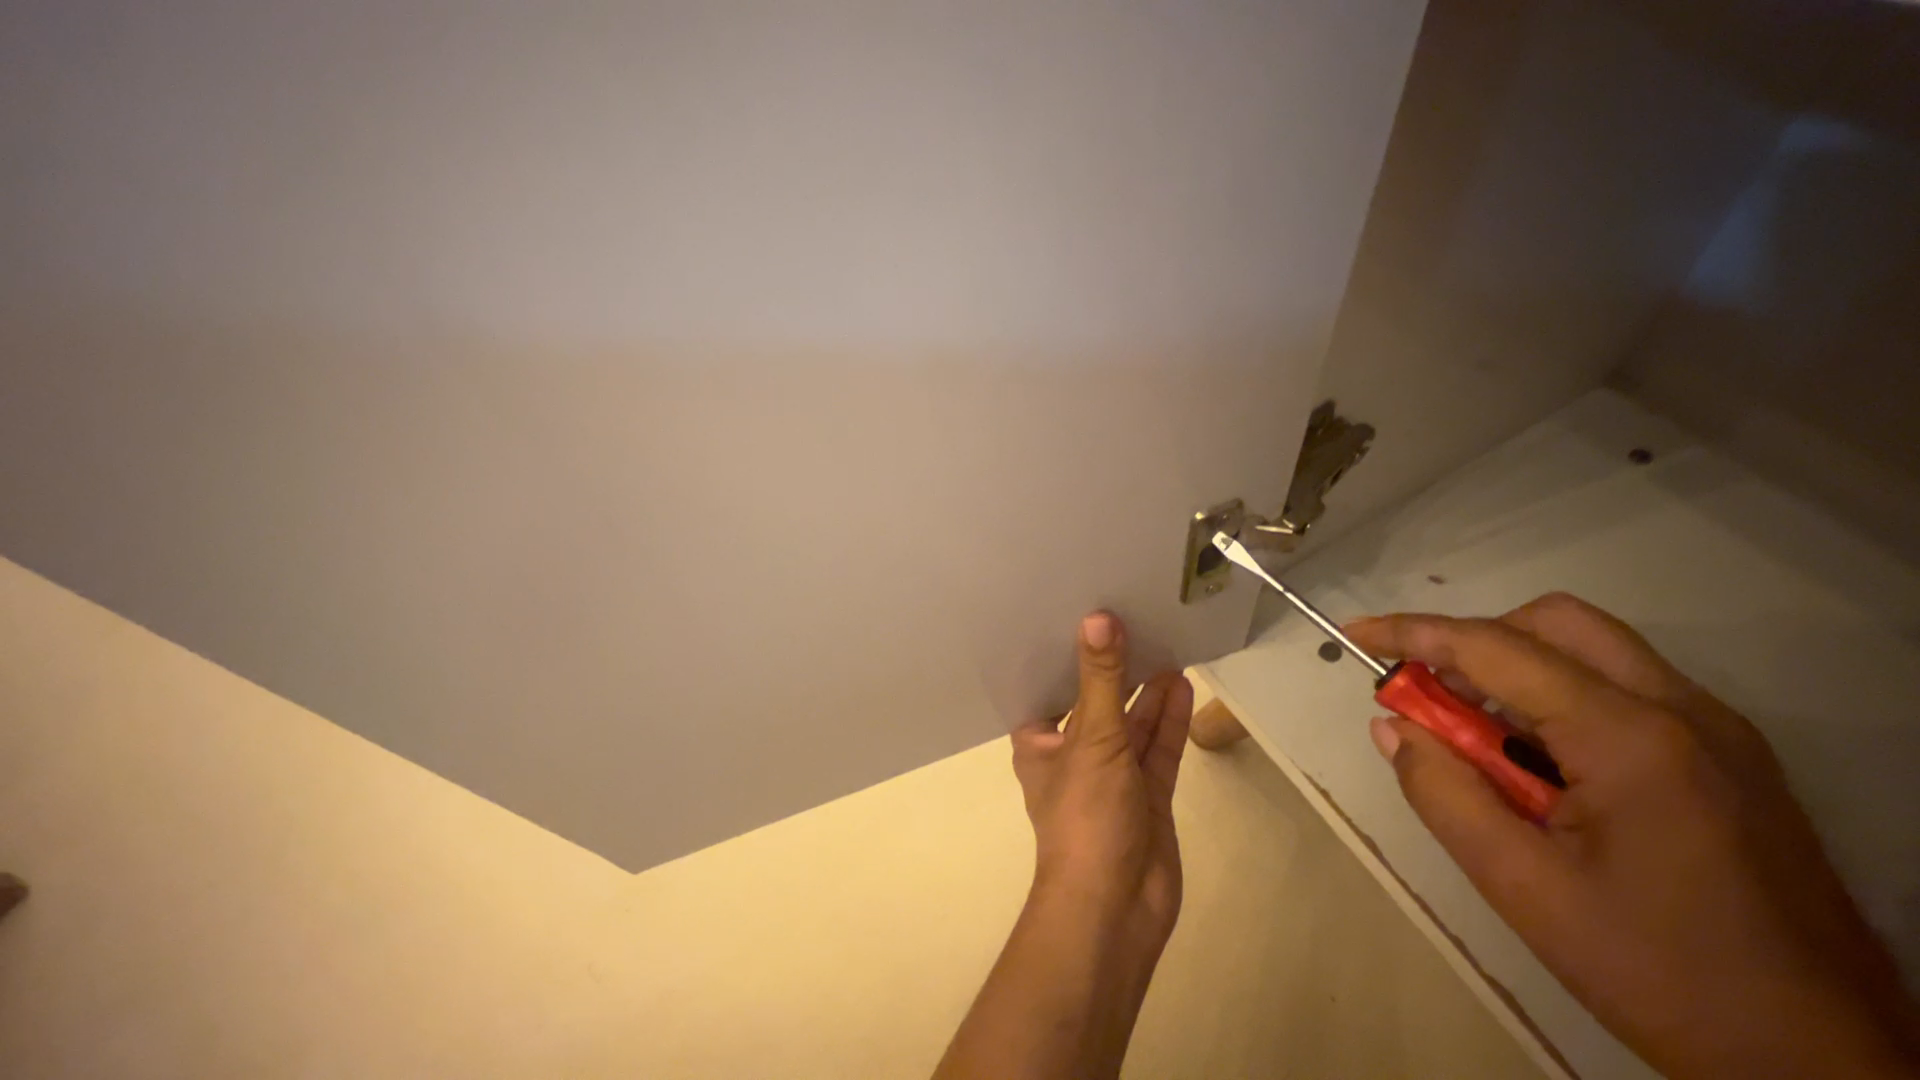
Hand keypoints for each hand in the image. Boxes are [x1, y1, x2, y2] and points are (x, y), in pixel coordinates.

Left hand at [1011, 611, 1192, 934]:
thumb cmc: (1086, 817)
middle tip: (1134, 615)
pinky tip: (1182, 684)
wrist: (1116, 907)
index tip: (1080, 609)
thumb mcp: (1092, 739)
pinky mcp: (1148, 795)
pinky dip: (1170, 720)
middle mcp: (1073, 755)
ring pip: (1132, 724)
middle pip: (1095, 701)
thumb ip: (1100, 679)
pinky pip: (1159, 749)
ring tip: (1165, 641)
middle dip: (1113, 668)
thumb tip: (1098, 618)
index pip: (1047, 687)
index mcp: (1039, 744)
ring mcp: (1113, 776)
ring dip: (1147, 690)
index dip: (1063, 654)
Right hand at [1348, 594, 1918, 1079]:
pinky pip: (1630, 691)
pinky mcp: (1735, 760)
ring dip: (1520, 672)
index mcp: (1630, 736)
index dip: (1414, 633)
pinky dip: (1565, 700)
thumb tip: (1392, 727)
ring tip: (1482, 744)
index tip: (1355, 634)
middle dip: (1477, 642)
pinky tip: (1545, 771)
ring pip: (1597, 652)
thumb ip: (1445, 794)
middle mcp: (1684, 709)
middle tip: (1430, 700)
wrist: (1820, 1058)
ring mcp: (1720, 731)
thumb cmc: (1656, 971)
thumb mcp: (1523, 887)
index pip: (1497, 649)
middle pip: (1556, 624)